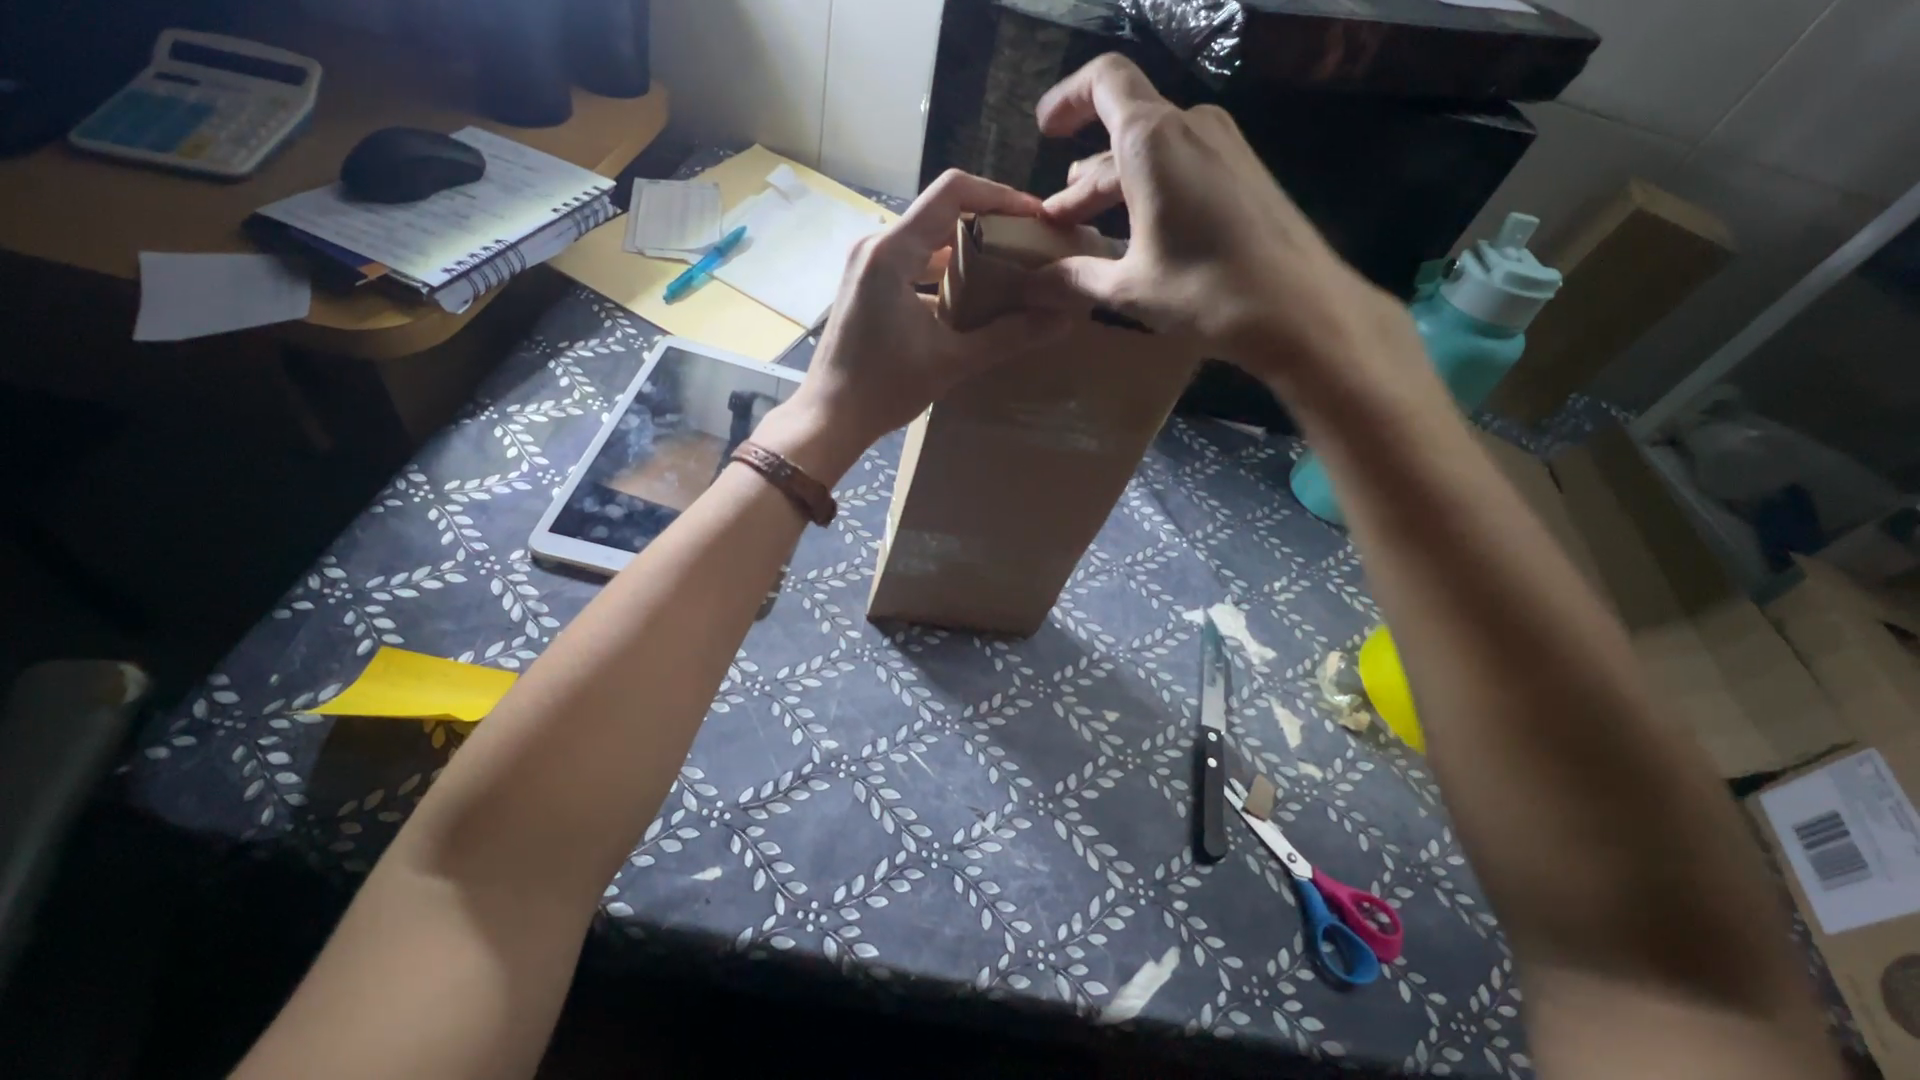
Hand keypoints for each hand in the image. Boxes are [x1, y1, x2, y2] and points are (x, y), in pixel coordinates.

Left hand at [761, 171, 1073, 481]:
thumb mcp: (952, 362)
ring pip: (929, 238)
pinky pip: (914, 260)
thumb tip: (1061, 319)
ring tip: (1010, 272)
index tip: (1035, 216)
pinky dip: (946, 271)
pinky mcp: (867, 284)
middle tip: (1031, 247)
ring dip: (969, 251)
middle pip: (943, 212)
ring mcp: (868, 264)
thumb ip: (1008, 336)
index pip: (952, 192)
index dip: (999, 195)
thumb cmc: (883, 389)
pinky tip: (973, 299)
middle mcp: (876, 245)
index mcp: (891, 252)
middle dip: (990, 225)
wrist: (830, 417)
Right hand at [1032, 55, 1408, 395]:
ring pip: (1153, 152)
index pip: (1103, 81)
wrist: (1302, 308)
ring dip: (1116, 187)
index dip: (1067, 98)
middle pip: (1123, 131)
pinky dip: (1150, 192)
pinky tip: (1139, 237)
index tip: (1045, 130)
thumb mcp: (1129, 288)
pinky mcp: (1245, 174)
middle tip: (1057, 220)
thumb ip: (1074, 278)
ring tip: (1088, 230)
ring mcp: (1224, 148)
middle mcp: (1190, 127)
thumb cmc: (1207, 290)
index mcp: (1152, 139)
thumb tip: (1031, 286)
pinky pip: (1183, 166)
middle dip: (1085, 176)